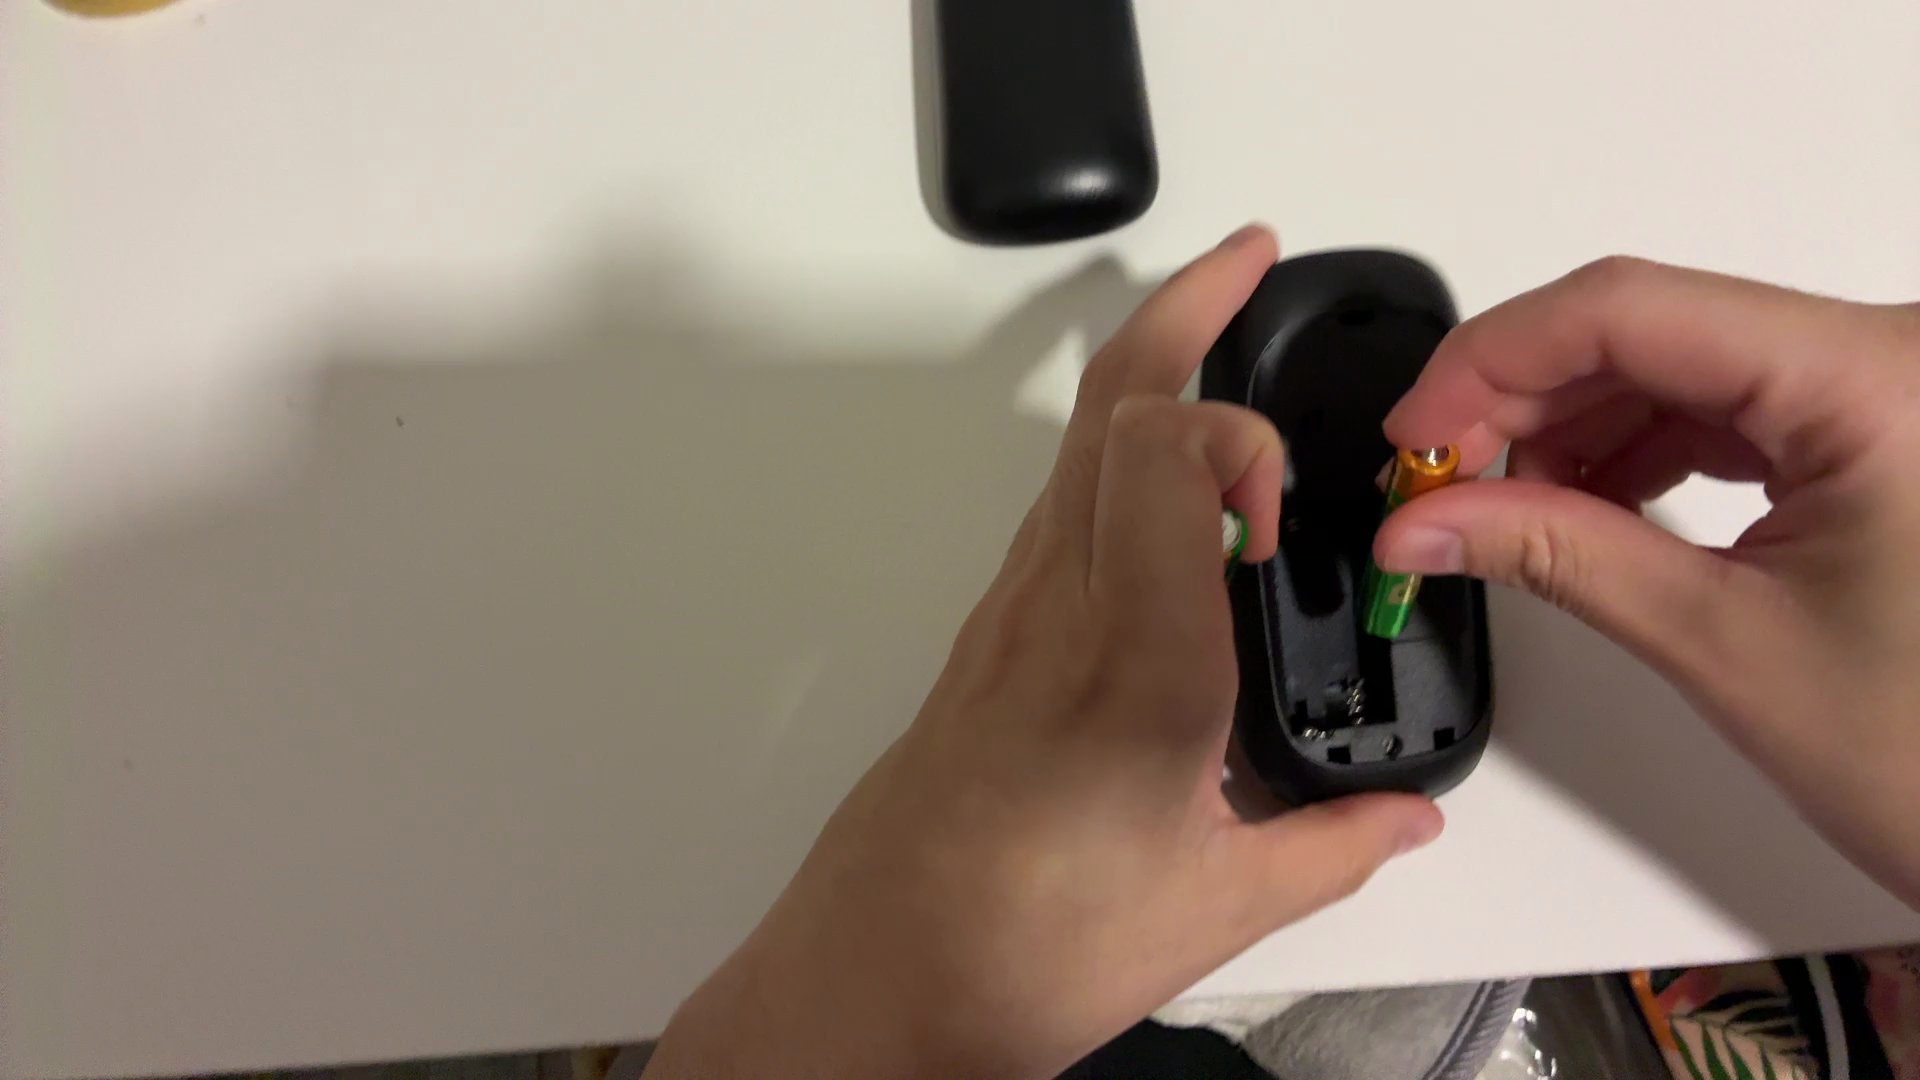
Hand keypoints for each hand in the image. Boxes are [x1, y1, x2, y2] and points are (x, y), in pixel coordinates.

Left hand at [643, 226, 1442, 1079]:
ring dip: (1148, 377)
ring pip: (1076, 443)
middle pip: (1107, 404)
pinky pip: (1059, 504)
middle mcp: (1061, 598)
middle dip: (1183, 307)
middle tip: (1249, 257)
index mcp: (1138, 656)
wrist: (885, 961)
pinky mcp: (991, 623)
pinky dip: (1120, 461)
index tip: (1285, 502)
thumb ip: (1326, 845)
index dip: (1242, 431)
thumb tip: (1401, 816)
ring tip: (1222, 360)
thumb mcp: (1213, 903)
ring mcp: (1013, 600)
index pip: (1167, 450)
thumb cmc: (1034, 940)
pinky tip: (1172, 507)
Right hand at [1375, 256, 1919, 908]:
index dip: (1483, 364)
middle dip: (1505, 407)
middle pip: (1630, 330)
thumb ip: (1547, 558)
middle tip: (1431, 488)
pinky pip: (1699, 406)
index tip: (1407, 441)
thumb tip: (1407, 530)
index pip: (1623, 309)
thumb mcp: (1719, 639)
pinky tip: (1577, 509)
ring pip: (1654, 365)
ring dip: (1551, 433)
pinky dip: (1612, 452)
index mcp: (1885, 380)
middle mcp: (1892, 354)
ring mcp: (1880, 389)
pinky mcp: (1866, 428)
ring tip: (1500, 513)